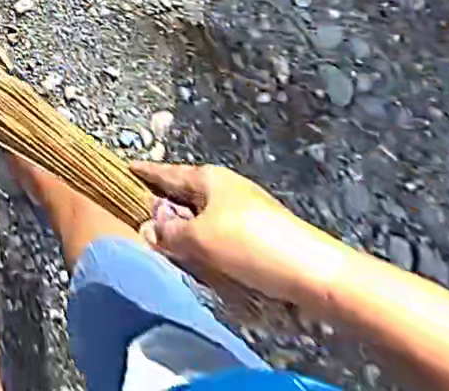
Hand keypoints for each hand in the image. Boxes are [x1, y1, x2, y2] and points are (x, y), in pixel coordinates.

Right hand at [130, 162, 351, 307]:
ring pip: (206, 221)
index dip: (144, 172)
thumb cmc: (252, 246)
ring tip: (178, 254)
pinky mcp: (266, 238)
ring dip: (192, 236)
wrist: (324, 278)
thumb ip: (167, 233)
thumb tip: (148, 230)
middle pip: (185, 198)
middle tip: (147, 227)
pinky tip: (210, 267)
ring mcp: (249, 213)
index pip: (165, 172)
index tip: (125, 169)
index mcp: (207, 178)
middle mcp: (226, 189)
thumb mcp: (198, 240)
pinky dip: (214, 249)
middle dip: (168, 212)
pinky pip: (226, 238)